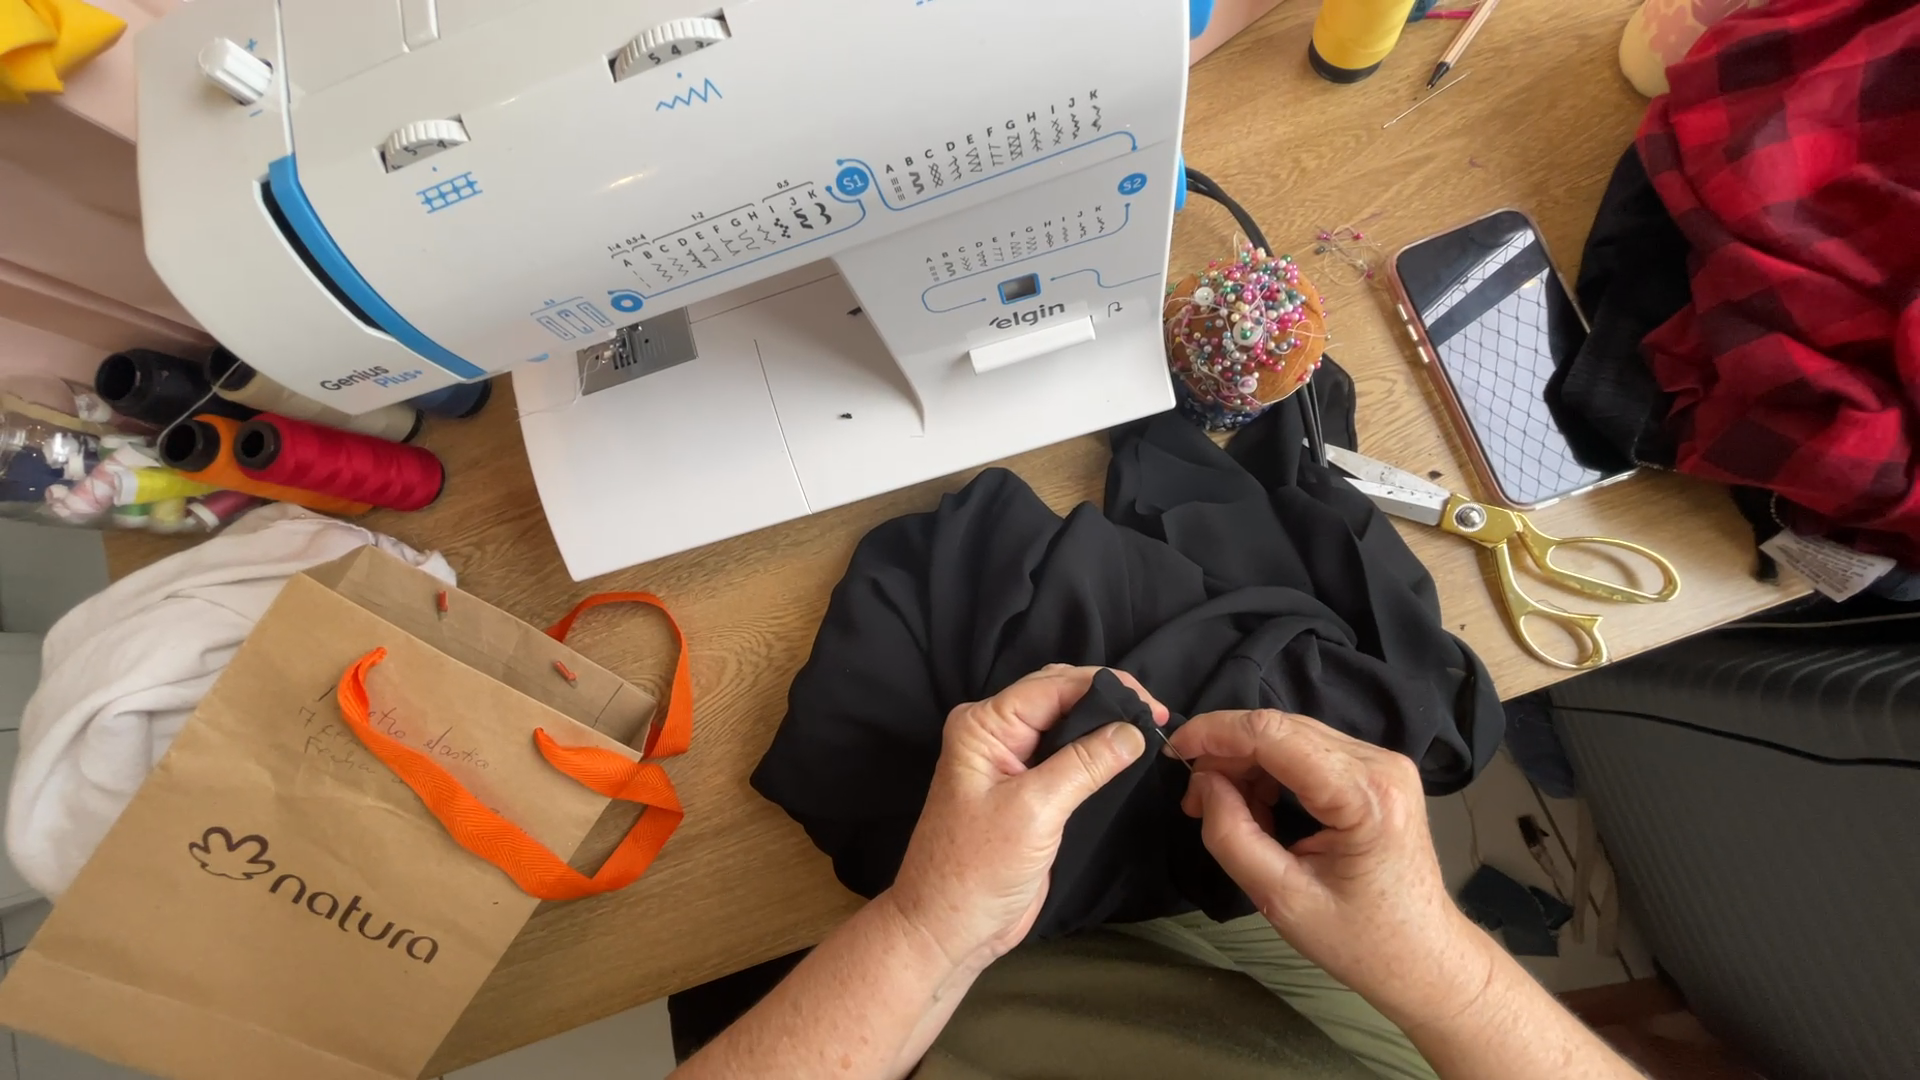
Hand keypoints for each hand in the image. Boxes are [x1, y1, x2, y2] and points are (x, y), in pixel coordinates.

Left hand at [885, 666, 1158, 972]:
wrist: (949, 927)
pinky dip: (1093, 748)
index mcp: (983, 724)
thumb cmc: (979, 868)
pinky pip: (1063, 752)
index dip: (1104, 686)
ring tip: (1148, 728)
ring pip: (1062, 721)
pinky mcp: (1024, 785)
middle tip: (1156, 715)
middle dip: (1106, 698)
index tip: (1153, 705)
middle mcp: (993, 731)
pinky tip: (1122, 752)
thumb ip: (1084, 765)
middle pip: (1057, 695)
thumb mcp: (1035, 811)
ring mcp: (1008, 758)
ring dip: (1102, 722)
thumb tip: (1133, 730)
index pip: (1051, 686)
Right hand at [1170, 710, 1494, 1030]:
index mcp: (1364, 794)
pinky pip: (1301, 747)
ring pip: (1284, 733)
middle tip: (1194, 798)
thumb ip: (1230, 834)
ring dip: (1242, 762)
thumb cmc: (1359, 941)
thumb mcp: (1280, 899)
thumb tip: (1203, 782)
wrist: (1429, 961)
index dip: (1213, 733)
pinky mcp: (1374, 767)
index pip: (1272, 733)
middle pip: (1276, 727)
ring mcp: (1380, 760)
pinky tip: (1256, 804)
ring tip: (1221, 807)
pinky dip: (1266, 768)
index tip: (1172, 753)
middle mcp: (1378, 762)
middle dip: (1223, 753)